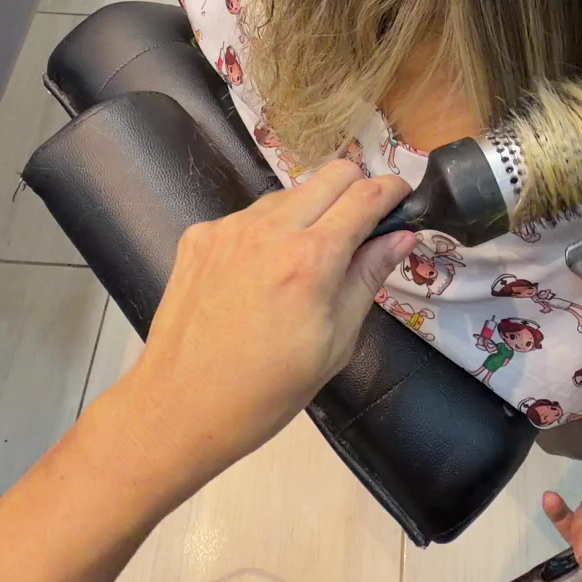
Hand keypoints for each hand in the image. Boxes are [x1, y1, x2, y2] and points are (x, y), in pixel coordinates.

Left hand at [134, 161, 416, 467]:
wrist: (178, 408)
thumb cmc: (269, 390)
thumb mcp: (336, 342)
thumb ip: (368, 277)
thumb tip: (402, 236)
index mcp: (311, 258)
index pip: (366, 195)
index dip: (393, 189)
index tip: (403, 197)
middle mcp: (270, 228)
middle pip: (333, 173)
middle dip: (358, 189)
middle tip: (362, 225)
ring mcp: (230, 226)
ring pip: (291, 192)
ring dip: (312, 210)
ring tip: (305, 258)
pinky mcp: (200, 234)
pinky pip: (250, 215)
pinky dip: (269, 230)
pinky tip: (260, 272)